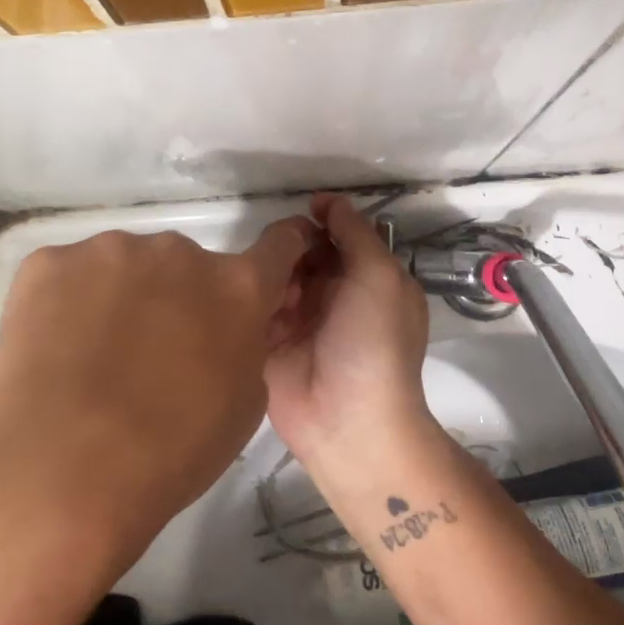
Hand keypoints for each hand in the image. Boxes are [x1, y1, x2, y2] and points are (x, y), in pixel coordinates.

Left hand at [0, 219, 315, 549]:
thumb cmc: (171, 452)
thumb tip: (226, 329)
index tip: (274, 261)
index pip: (275, 249)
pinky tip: (54, 351)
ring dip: (120, 297)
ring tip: (92, 358)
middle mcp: (178, 250)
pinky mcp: (49, 263)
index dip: (277, 255)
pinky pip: (67, 275)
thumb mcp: (244, 404)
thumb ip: (245, 345)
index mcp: (236, 287)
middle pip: (185, 265)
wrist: (64, 470)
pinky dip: (66, 303)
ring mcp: (109, 250)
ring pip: (124, 266)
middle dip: (175, 296)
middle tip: (150, 352)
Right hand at [265, 194, 435, 468]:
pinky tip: (244, 292)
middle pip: (304, 253)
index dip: (326, 220)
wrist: (348, 421)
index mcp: (368, 281)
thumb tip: (331, 203)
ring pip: (277, 276)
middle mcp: (333, 297)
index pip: (342, 237)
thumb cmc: (374, 343)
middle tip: (280, 245)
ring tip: (266, 274)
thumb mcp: (380, 277)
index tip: (307, 207)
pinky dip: (250, 296)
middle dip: (293, 244)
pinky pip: (255, 307)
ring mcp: (300, 321)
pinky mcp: (269, 343)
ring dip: (271, 269)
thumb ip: (356, 234)